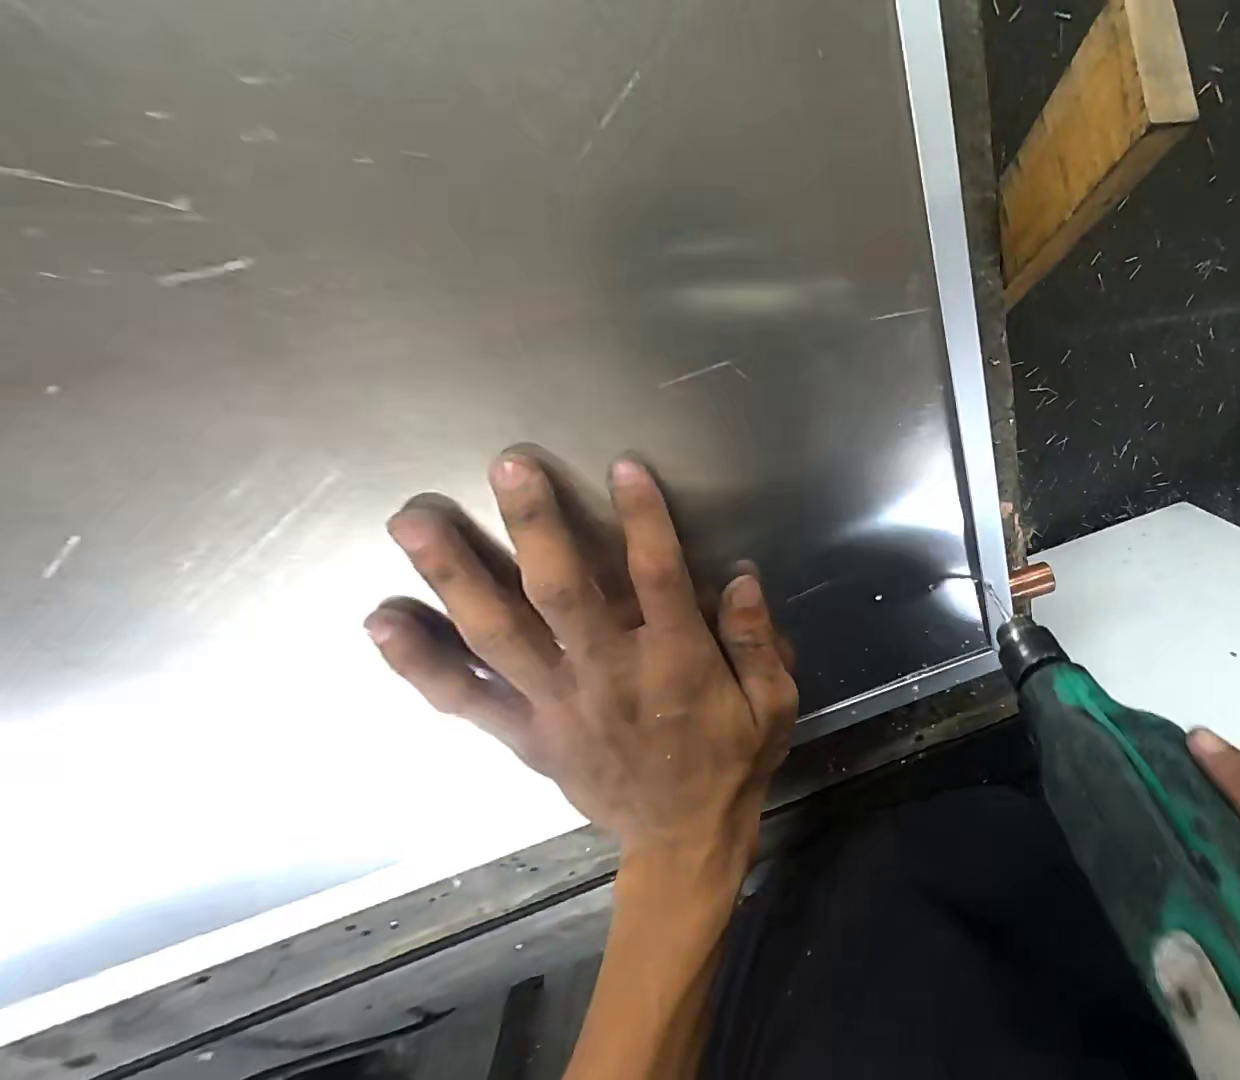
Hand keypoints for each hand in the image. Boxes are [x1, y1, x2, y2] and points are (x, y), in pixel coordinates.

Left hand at [364, 452, 799, 860]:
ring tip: (414, 522)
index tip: (625, 466)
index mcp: (677, 663)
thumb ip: (758, 640)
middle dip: (535, 527)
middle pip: (564, 593)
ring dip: (456, 576)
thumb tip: (740, 577)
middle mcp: (609, 675)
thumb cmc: (735, 760)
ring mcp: (558, 707)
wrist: (684, 836)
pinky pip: (465, 700)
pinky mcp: (527, 737)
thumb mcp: (775, 702)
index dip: (644, 519)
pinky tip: (382, 620)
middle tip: (508, 468)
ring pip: (499, 635)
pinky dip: (420, 662)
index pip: (659, 578)